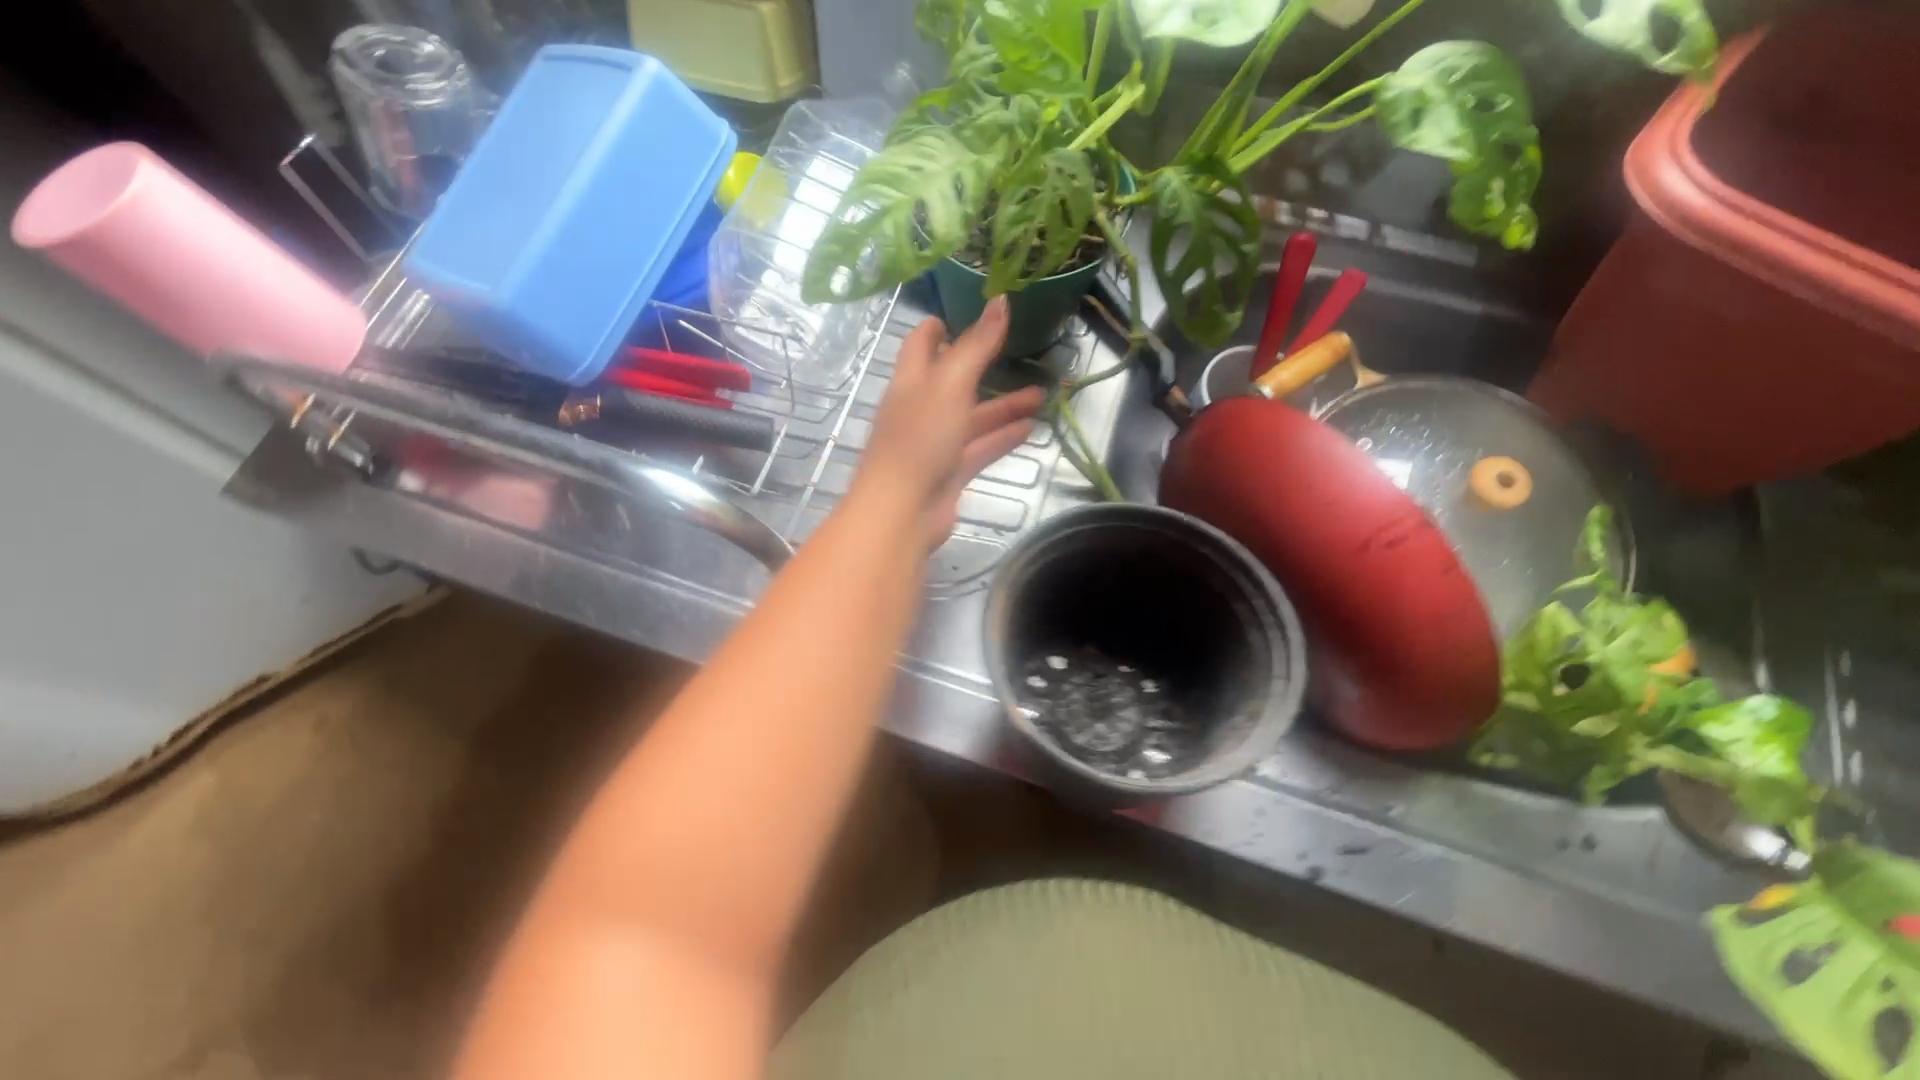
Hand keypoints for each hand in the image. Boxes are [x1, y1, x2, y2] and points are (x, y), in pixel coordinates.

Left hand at [852, 296, 1046, 547]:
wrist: (901, 512)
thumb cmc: (919, 440)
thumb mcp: (951, 385)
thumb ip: (977, 345)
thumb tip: (1001, 301)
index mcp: (910, 383)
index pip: (920, 345)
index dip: (937, 328)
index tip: (959, 314)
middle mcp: (919, 409)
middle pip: (952, 381)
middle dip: (982, 366)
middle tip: (1015, 350)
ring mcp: (934, 443)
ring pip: (972, 417)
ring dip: (1003, 405)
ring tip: (1041, 394)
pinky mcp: (949, 473)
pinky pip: (980, 448)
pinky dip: (1002, 437)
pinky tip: (1030, 427)